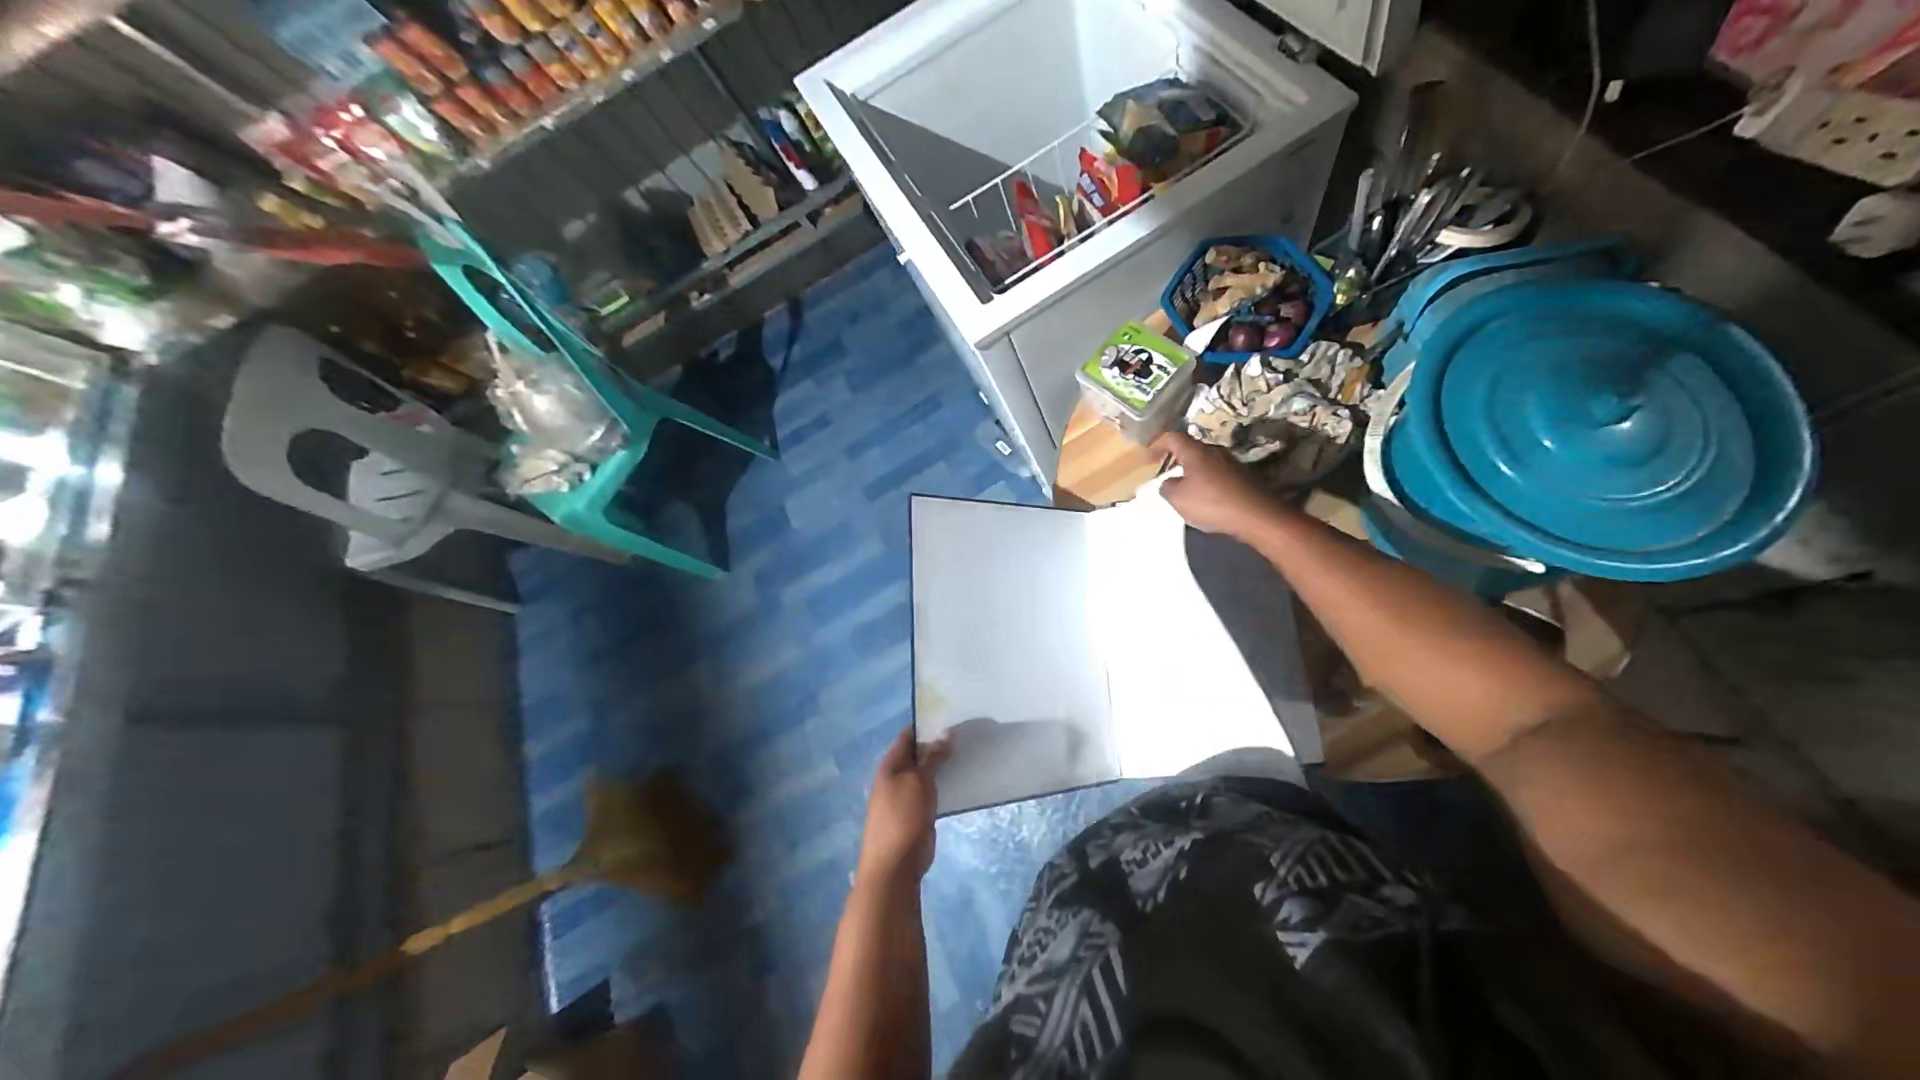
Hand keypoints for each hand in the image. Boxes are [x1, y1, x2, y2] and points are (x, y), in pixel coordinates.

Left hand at [857, 728, 951, 888]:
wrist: (895, 865)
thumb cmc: (903, 816)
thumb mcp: (919, 781)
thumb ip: (932, 757)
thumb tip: (944, 734)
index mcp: (889, 766)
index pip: (907, 736)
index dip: (925, 726)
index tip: (950, 717)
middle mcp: (895, 778)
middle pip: (917, 755)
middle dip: (937, 746)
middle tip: (965, 735)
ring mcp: (905, 797)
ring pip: (925, 774)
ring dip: (942, 766)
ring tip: (967, 753)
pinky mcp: (916, 814)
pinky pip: (931, 792)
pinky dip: (943, 785)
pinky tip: (961, 780)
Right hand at [1151, 431, 1281, 537]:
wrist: (1257, 515)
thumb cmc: (1212, 503)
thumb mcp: (1178, 498)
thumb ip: (1167, 487)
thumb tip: (1170, 482)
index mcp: (1196, 452)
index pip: (1173, 437)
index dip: (1158, 443)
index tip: (1148, 455)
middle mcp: (1215, 451)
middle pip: (1191, 448)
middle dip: (1177, 458)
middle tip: (1165, 470)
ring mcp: (1233, 463)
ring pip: (1206, 462)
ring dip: (1193, 471)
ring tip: (1184, 487)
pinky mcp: (1244, 477)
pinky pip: (1218, 475)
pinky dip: (1207, 482)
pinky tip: (1205, 498)